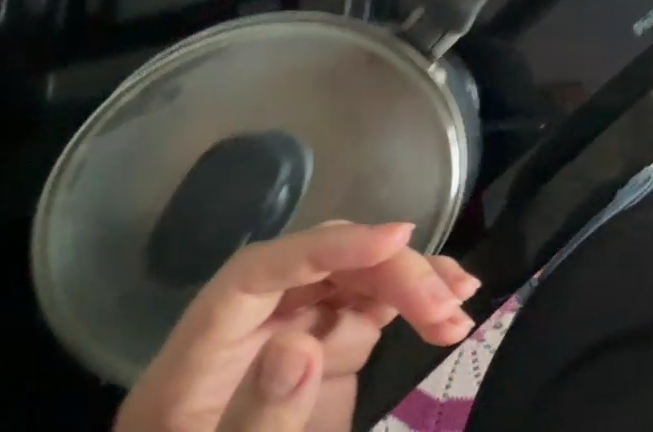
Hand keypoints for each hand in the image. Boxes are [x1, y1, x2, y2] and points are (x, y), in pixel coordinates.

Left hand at [117, 222, 479, 431]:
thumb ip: (257, 420)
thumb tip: (299, 344)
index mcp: (194, 365)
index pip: (254, 276)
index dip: (325, 248)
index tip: (399, 239)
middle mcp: (245, 337)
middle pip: (320, 269)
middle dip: (390, 271)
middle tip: (446, 302)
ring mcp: (290, 340)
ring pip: (358, 277)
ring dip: (416, 282)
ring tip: (458, 309)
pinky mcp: (328, 351)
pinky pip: (377, 303)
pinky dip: (418, 299)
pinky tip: (451, 310)